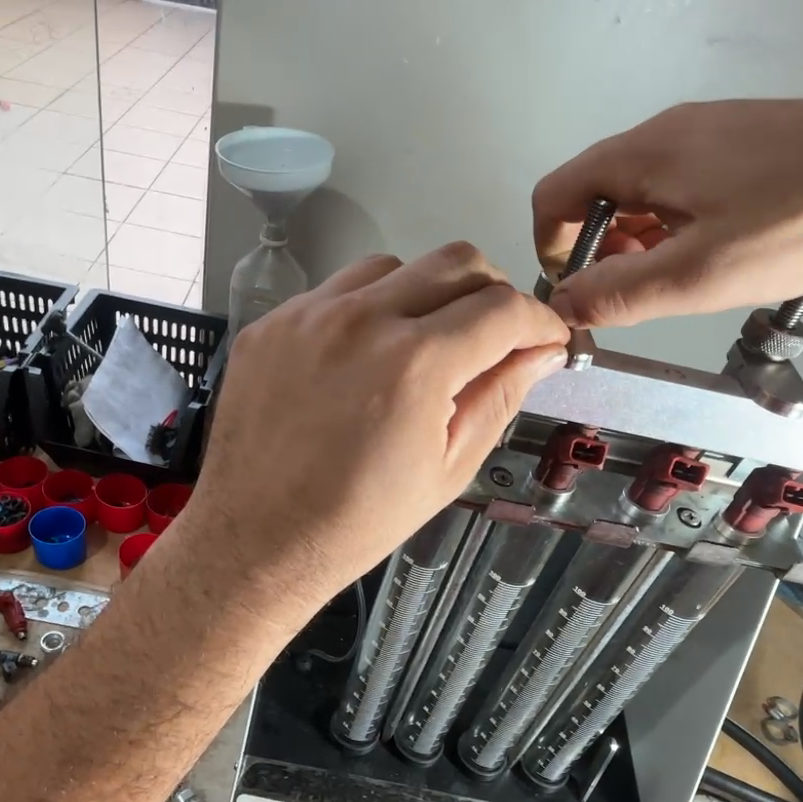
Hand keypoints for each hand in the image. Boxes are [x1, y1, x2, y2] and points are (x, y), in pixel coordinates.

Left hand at [173, 243, 568, 615]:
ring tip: (422, 344)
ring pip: (392, 267)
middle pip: (455, 262)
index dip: (539, 321)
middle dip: (491, 293)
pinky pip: (334, 292)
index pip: (503, 308)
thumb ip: (498, 397)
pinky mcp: (269, 325)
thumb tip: (539, 353)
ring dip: (424, 293)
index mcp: (416, 363)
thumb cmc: (358, 521)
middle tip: (493, 336)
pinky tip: (362, 358)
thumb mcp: (448, 469)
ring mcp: (307, 316)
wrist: (258, 539)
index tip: (544, 339)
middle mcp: (361, 320)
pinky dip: (365, 311)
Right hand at [531, 94, 802, 326]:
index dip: (550, 248)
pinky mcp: (745, 141)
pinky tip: (714, 250)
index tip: (580, 290)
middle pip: (595, 192)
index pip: (555, 194)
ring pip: (640, 190)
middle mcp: (669, 132)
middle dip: (598, 250)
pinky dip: (673, 223)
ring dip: (637, 241)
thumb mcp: (692, 276)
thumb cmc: (799, 221)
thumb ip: (614, 296)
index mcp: (644, 154)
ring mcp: (710, 131)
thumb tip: (559, 308)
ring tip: (677, 278)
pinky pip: (680, 183)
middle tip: (633, 293)